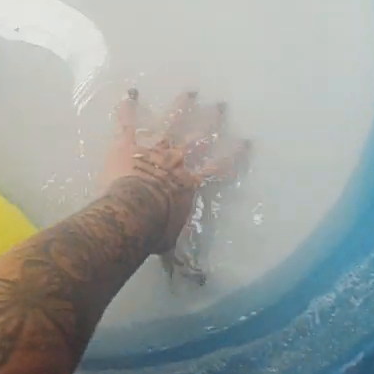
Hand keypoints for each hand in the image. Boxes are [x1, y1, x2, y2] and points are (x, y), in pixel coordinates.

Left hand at [103, 90, 241, 253]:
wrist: (132, 212)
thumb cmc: (155, 229)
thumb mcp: (172, 243)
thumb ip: (183, 258)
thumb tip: (199, 282)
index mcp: (189, 182)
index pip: (217, 167)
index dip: (232, 155)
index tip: (245, 141)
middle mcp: (176, 160)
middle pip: (196, 137)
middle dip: (209, 121)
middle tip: (220, 105)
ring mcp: (153, 148)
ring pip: (169, 122)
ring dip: (179, 107)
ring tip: (189, 92)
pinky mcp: (128, 144)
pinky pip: (128, 123)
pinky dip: (128, 108)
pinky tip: (129, 93)